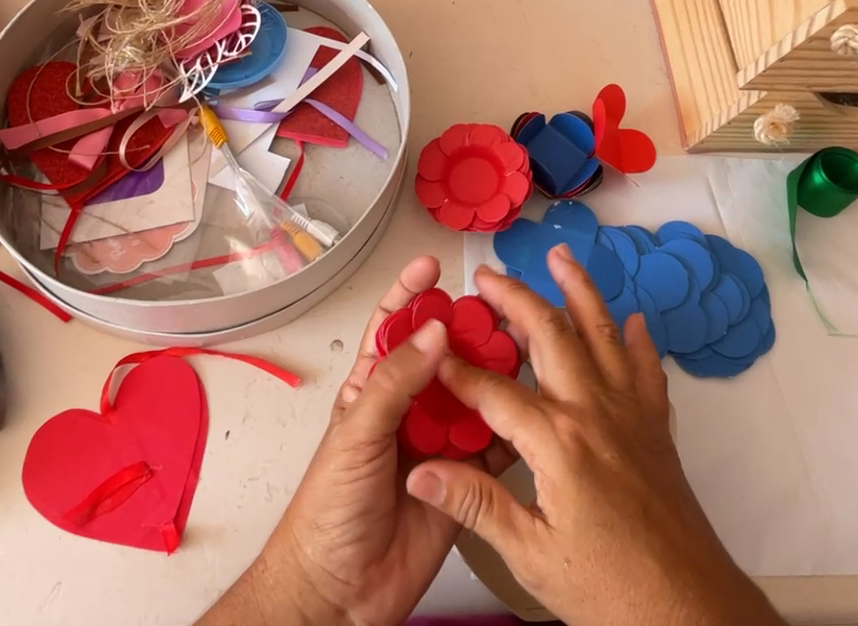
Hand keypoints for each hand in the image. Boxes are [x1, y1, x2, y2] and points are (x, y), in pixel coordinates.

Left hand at [202, 255, 506, 625]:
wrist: (340, 590)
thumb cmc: (327, 511)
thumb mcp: (356, 434)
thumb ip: (395, 382)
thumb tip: (432, 334)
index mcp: (372, 389)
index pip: (392, 328)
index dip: (411, 294)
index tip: (431, 266)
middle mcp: (408, 408)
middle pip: (444, 355)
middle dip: (468, 330)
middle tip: (494, 309)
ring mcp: (437, 440)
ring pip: (474, 392)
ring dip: (495, 372)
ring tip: (520, 349)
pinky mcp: (464, 474)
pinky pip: (496, 441)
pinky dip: (513, 424)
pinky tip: (529, 406)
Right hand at [407, 246, 778, 625]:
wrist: (689, 609)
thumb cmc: (611, 589)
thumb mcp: (531, 553)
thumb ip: (475, 503)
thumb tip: (420, 474)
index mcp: (558, 441)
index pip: (494, 390)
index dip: (459, 372)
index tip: (434, 355)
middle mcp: (594, 411)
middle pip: (549, 334)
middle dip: (514, 299)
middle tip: (489, 276)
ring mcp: (629, 413)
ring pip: (602, 333)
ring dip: (579, 291)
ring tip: (562, 258)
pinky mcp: (654, 427)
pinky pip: (646, 368)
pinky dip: (638, 340)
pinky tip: (635, 320)